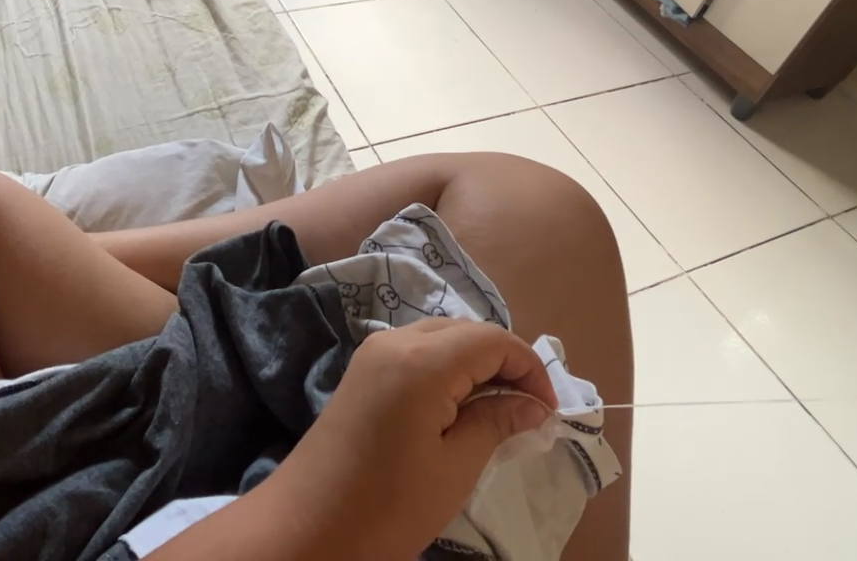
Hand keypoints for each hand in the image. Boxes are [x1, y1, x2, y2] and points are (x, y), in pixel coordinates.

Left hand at [270, 318, 558, 560]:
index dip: (528, 368)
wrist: (308, 525)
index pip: (492, 339)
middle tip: (529, 411)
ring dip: (476, 364)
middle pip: (466, 331)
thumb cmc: (388, 505)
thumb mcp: (454, 468)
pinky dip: (447, 368)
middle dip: (504, 362)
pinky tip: (459, 406)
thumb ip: (495, 423)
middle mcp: (396, 340)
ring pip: (442, 337)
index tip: (548, 411)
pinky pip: (417, 351)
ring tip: (499, 411)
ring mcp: (374, 352)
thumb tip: (533, 405)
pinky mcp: (363, 369)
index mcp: (421, 360)